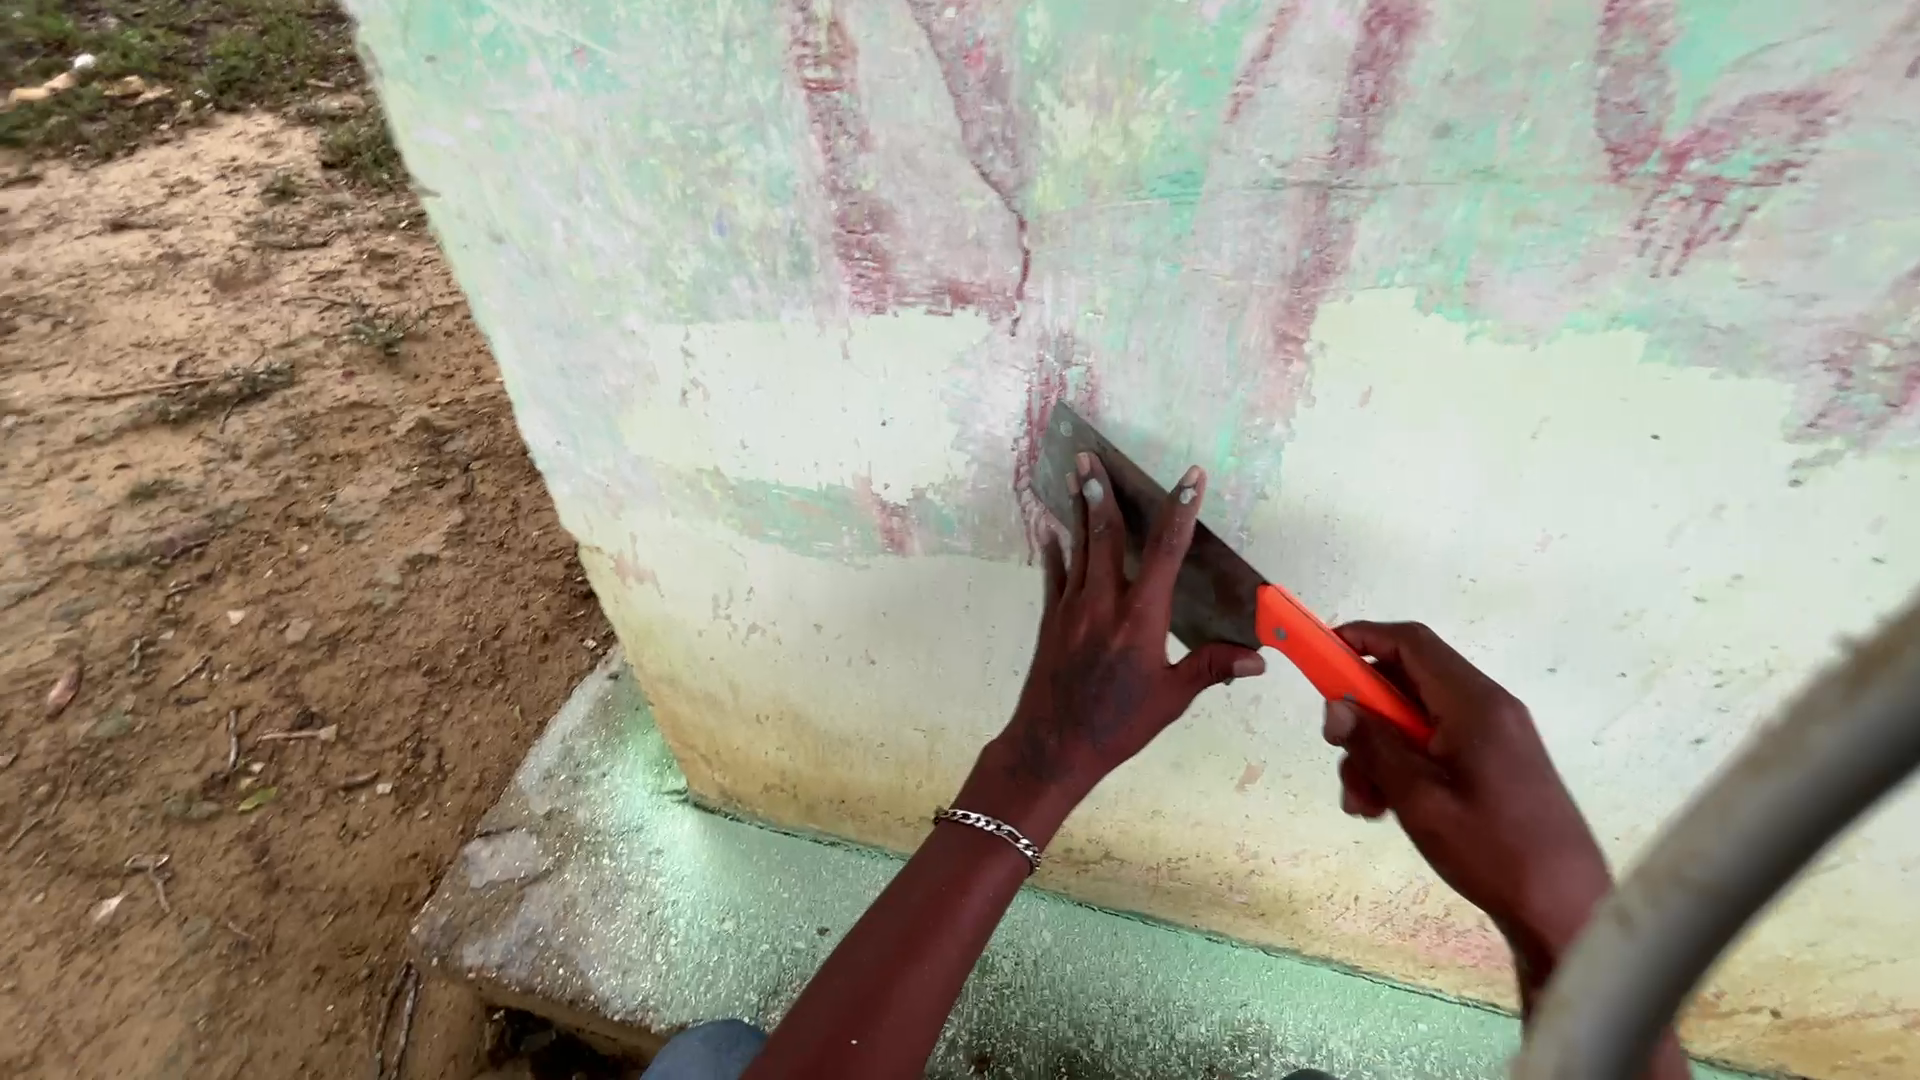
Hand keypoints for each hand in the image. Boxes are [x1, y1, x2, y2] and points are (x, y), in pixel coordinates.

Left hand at [959, 452, 1265, 843]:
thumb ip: (1211, 669)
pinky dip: (1054, 551)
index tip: (1189, 477)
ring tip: (1075, 474)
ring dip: (1078, 510)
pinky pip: (1054, 576)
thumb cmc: (1118, 725)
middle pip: (1106, 536)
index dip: (1180, 510)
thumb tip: (1260, 657)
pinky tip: (1049, 531)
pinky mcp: (1051, 620)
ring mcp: (1072, 608)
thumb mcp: (1171, 699)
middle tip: (1090, 455)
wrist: (1053, 746)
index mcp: (1140, 618)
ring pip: (1077, 548)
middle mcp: (1104, 602)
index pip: (1166, 552)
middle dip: (1101, 493)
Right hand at [1322, 621, 1611, 985]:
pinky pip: (1430, 743)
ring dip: (1375, 748)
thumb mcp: (1417, 797)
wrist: (1567, 914)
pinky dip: (1399, 764)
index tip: (1319, 655)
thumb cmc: (1492, 850)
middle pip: (1404, 681)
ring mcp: (1490, 736)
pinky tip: (1384, 807)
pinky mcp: (1490, 762)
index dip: (1361, 637)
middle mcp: (1485, 708)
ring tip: (1363, 801)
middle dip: (1361, 712)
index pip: (1410, 642)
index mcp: (1474, 704)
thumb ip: (1372, 744)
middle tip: (1336, 748)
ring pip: (1410, 717)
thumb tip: (1336, 705)